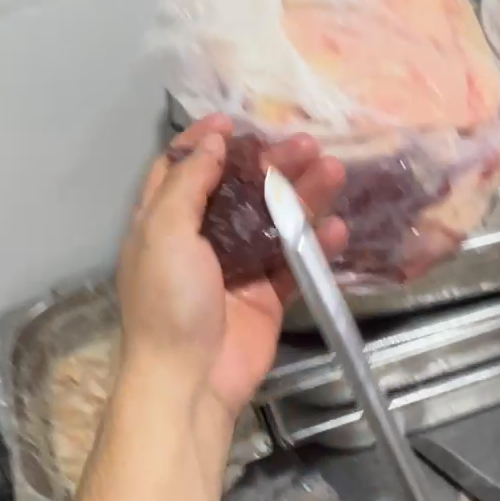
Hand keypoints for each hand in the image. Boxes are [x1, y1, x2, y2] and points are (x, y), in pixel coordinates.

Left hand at [114, 113, 346, 426]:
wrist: (191, 379)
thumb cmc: (169, 303)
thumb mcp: (164, 232)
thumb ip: (188, 184)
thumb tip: (212, 142)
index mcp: (163, 224)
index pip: (182, 170)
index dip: (206, 143)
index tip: (236, 121)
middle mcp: (200, 243)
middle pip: (237, 191)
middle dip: (270, 164)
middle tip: (305, 143)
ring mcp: (236, 271)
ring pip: (272, 223)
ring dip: (302, 197)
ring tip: (333, 171)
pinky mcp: (267, 299)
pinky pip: (295, 265)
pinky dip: (316, 247)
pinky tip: (336, 228)